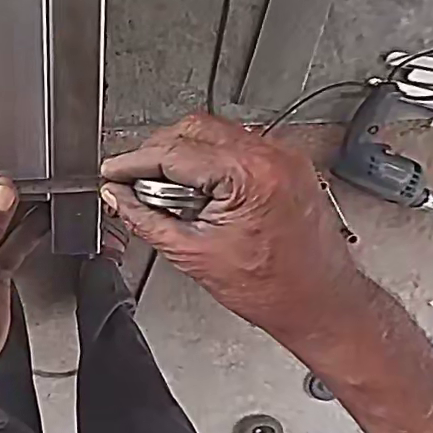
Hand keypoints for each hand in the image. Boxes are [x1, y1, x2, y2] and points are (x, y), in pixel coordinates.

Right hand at [100, 114, 370, 350]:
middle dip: (155, 152)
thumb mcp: (193, 254)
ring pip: (213, 133)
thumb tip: (119, 196)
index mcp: (248, 175)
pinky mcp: (287, 164)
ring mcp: (283, 156)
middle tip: (133, 181)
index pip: (173, 151)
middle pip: (192, 129)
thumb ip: (146, 218)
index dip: (133, 161)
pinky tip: (198, 190)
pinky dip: (209, 161)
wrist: (320, 302)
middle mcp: (270, 156)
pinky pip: (236, 145)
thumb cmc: (273, 289)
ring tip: (166, 192)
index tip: (113, 171)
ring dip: (181, 155)